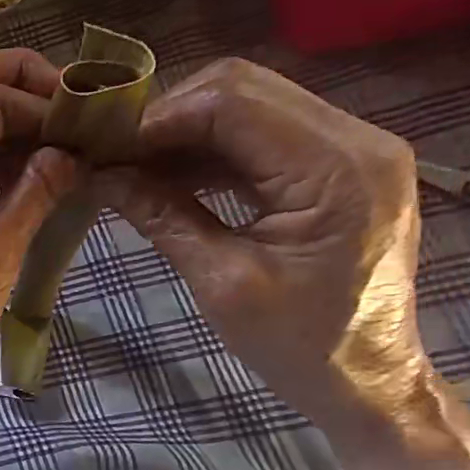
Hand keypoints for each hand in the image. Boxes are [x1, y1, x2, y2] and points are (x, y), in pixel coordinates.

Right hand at [89, 58, 426, 426]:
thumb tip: (102, 176)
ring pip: (251, 105)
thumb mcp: (221, 282)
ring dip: (186, 132)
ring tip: (134, 167)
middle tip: (117, 156)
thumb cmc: (298, 343)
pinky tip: (171, 177)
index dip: (160, 119)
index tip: (106, 149)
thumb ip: (163, 216)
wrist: (367, 380)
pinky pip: (264, 135)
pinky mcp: (339, 165)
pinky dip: (212, 150)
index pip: (233, 103)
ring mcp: (352, 148)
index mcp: (337, 170)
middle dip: (169, 118)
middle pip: (244, 89)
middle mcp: (357, 140)